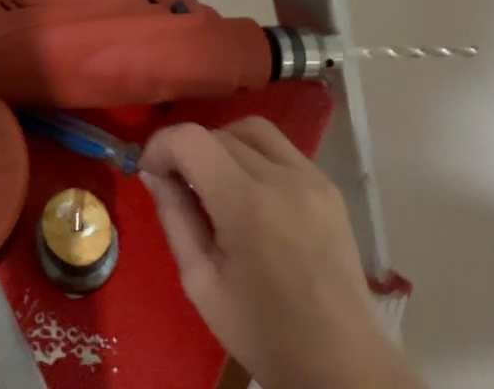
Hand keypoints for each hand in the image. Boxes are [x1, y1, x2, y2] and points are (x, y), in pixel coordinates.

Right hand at [140, 120, 417, 387]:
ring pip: (253, 130)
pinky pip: (282, 150)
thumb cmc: (263, 332)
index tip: (151, 173)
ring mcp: (313, 179)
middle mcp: (283, 178)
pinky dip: (255, 156)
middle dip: (188, 150)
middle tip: (178, 185)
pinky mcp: (330, 188)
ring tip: (214, 181)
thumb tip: (155, 173)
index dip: (161, 146)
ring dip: (223, 144)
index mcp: (247, 204)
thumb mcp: (200, 282)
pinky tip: (250, 192)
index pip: (191, 139)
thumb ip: (175, 217)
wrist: (342, 365)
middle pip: (218, 133)